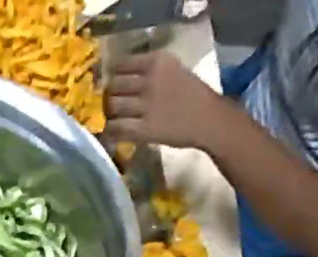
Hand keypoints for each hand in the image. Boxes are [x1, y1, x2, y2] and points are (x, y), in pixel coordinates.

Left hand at [105, 51, 238, 149]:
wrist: (208, 119)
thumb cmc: (193, 95)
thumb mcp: (174, 69)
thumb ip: (152, 70)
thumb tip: (127, 78)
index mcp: (156, 62)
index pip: (122, 64)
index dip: (114, 76)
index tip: (114, 85)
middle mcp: (149, 80)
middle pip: (114, 85)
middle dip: (109, 96)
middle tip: (111, 105)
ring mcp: (146, 105)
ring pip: (113, 106)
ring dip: (109, 113)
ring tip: (112, 119)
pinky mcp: (145, 129)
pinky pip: (118, 127)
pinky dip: (111, 131)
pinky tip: (113, 133)